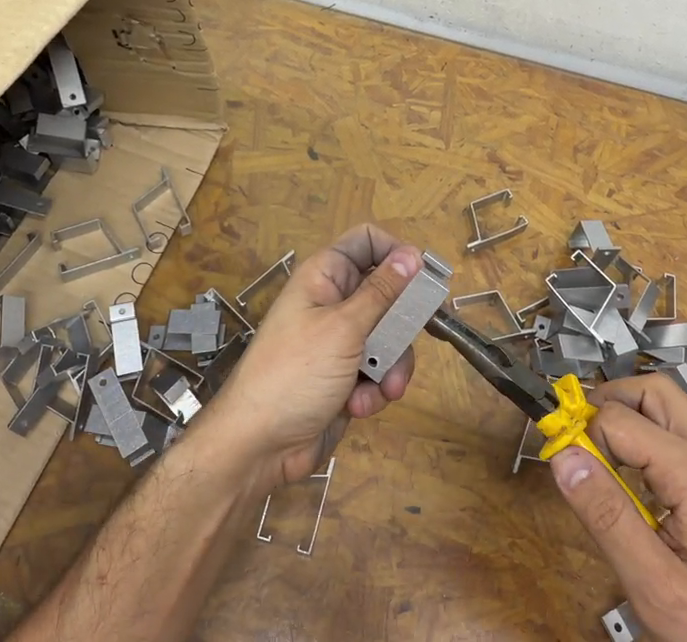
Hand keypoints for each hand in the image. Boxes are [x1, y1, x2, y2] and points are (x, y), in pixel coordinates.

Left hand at [199, 224, 421, 491]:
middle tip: (427, 334)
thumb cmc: (294, 373)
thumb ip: (382, 292)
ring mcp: (341, 341)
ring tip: (383, 388)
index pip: (367, 242)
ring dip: (392, 365)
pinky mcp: (347, 376)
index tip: (425, 279)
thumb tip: (413, 255)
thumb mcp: (344, 328)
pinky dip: (376, 389)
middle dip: (402, 324)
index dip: (397, 254)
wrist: (260, 444)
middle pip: (388, 294)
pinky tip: (360, 406)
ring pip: (390, 337)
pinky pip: (380, 371)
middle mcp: (334, 302)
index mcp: (325, 276)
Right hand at [548, 375, 686, 641]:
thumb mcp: (654, 584)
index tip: (564, 464)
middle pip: (652, 391)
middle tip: (579, 441)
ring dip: (630, 419)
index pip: (618, 419)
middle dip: (607, 403)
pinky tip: (639, 483)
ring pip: (671, 408)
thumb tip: (564, 457)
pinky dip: (654, 440)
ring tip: (604, 463)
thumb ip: (606, 516)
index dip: (583, 435)